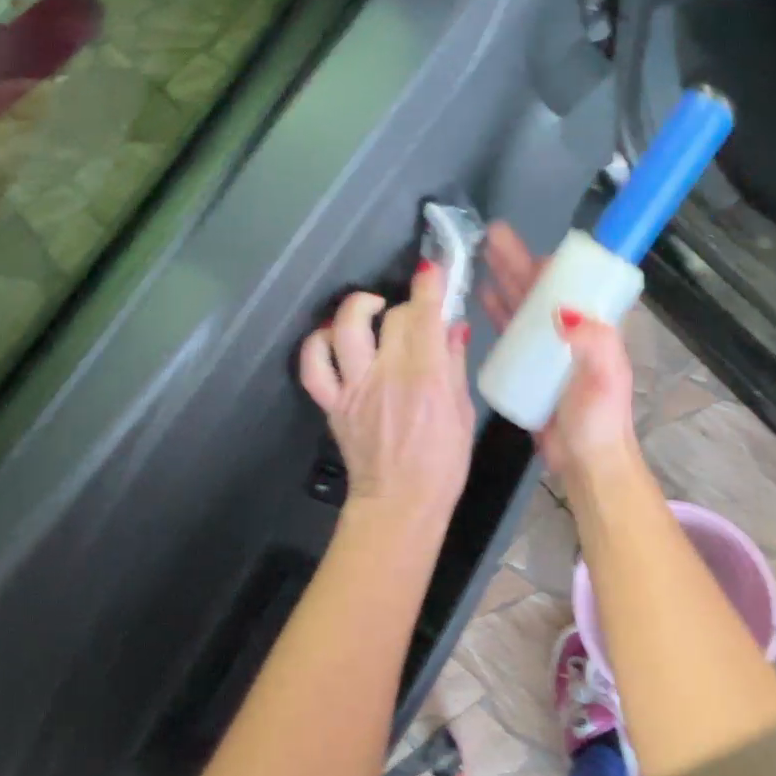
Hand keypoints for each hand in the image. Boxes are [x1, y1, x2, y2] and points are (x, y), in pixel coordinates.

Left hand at [300, 263, 475, 520]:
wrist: (399, 506)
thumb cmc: (442, 466)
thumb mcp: (462, 414)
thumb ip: (454, 366)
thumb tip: (453, 327)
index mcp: (427, 379)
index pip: (426, 317)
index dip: (429, 286)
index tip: (432, 269)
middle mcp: (388, 375)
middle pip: (393, 318)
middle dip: (408, 307)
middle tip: (418, 317)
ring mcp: (355, 388)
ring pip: (346, 329)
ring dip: (358, 307)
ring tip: (371, 309)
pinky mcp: (333, 404)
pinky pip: (313, 367)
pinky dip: (317, 344)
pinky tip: (332, 336)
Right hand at [480, 223, 643, 486]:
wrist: (585, 464)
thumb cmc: (599, 420)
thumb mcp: (604, 378)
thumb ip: (593, 344)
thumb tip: (563, 311)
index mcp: (593, 328)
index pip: (571, 283)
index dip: (549, 262)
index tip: (524, 242)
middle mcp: (570, 332)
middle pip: (541, 289)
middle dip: (517, 261)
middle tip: (490, 236)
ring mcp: (548, 350)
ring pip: (524, 307)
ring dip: (504, 281)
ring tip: (479, 257)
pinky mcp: (528, 369)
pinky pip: (511, 333)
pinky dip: (498, 312)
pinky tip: (481, 297)